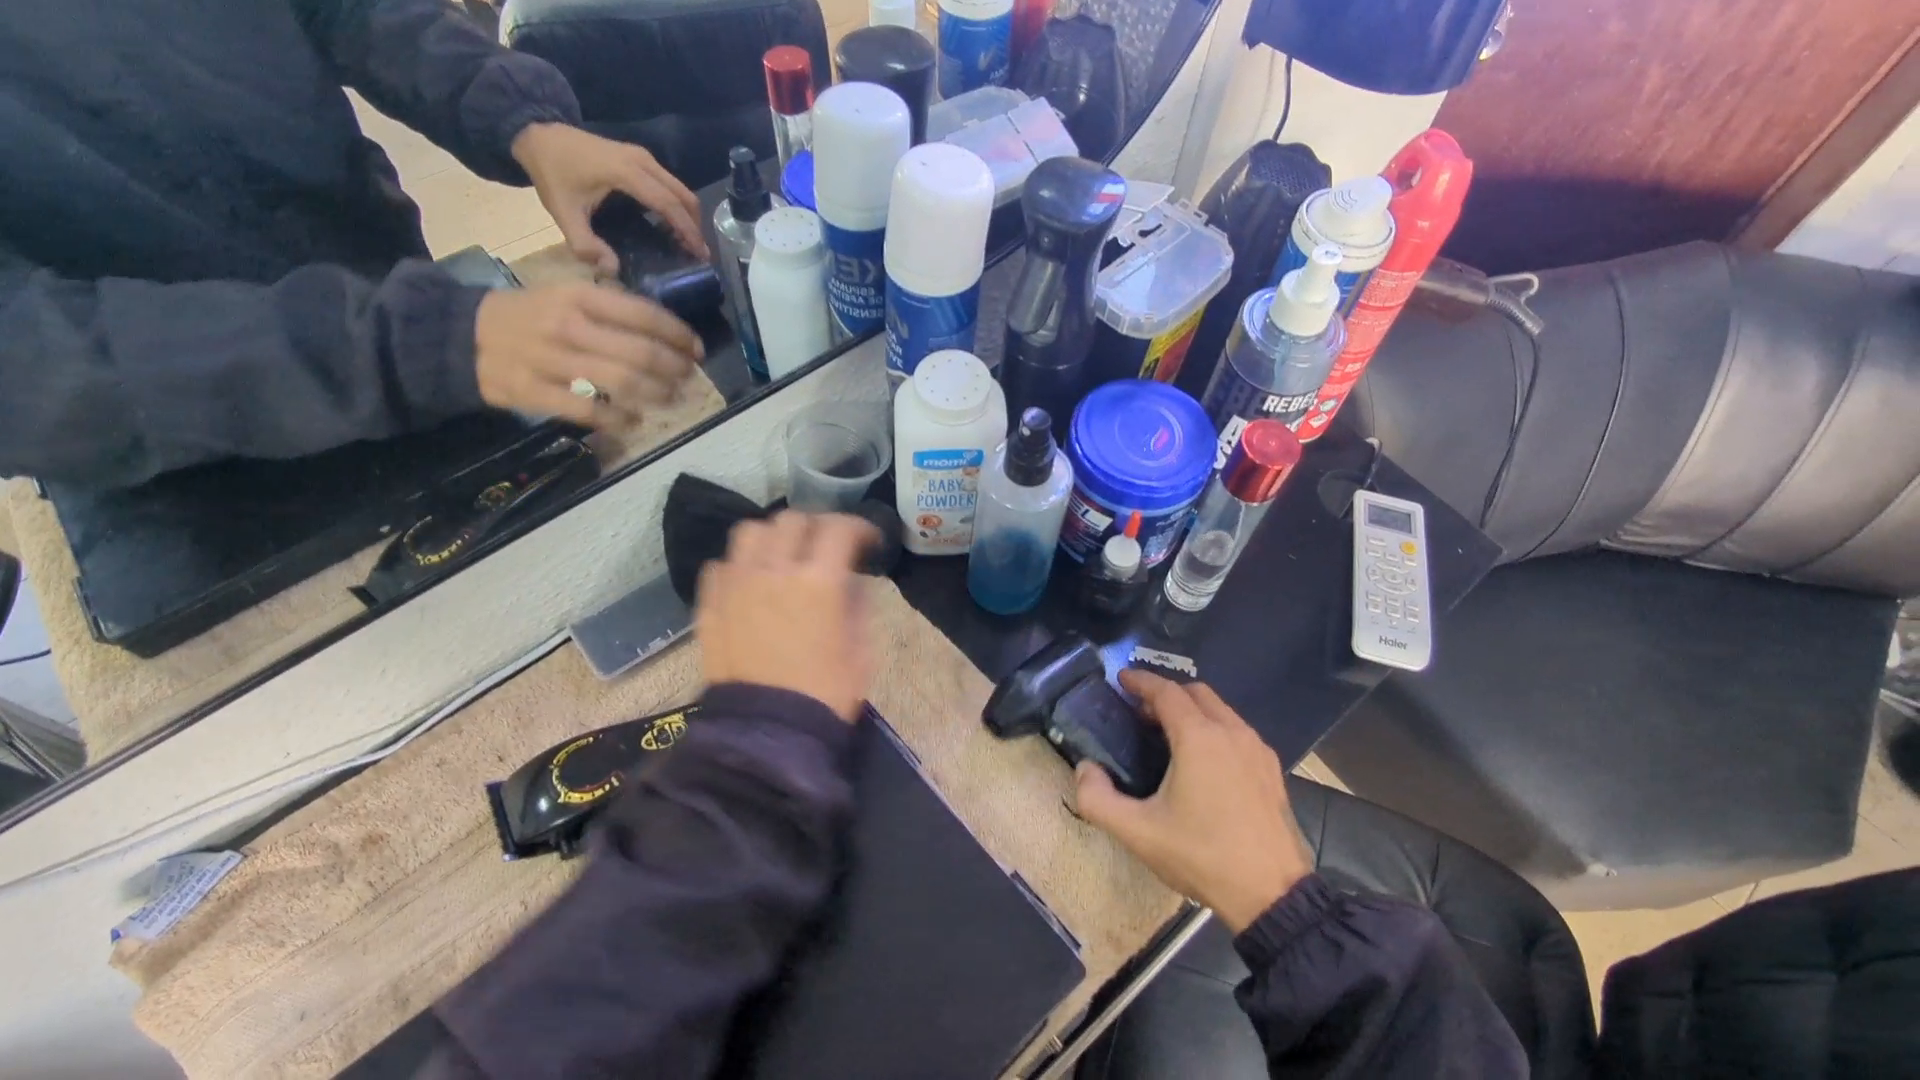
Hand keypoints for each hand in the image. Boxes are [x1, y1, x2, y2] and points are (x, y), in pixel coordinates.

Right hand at [474, 283, 701, 427]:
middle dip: (673, 369)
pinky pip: (588, 410)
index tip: (696, 350)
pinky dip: (617, 419)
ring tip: (670, 400)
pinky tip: (633, 421)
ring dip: (655, 394)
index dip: (677, 335)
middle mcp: (569, 327)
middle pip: (639, 352)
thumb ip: (610, 309)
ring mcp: (551, 361)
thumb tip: (663, 331)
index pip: (643, 314)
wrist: (460, 336)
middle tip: (688, 379)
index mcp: (579, 297)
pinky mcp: (535, 393)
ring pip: (621, 382)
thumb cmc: (527, 316)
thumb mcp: (565, 296)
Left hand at [511, 123, 708, 273]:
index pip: (669, 204)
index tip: (700, 255)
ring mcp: (643, 156)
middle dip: (695, 226)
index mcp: (627, 173)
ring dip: (688, 215)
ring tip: (688, 243)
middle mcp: (642, 161)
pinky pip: (669, 183)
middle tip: (699, 254)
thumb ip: (585, 244)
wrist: (538, 134)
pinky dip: (677, 204)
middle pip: (683, 195)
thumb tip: (612, 270)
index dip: (687, 231)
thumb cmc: (552, 172)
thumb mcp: (563, 212)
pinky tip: (672, 224)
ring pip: (680, 188)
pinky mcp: (640, 156)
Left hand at [696, 512, 880, 722]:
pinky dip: (741, 564)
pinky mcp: (710, 603)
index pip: (840, 528)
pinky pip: (722, 564)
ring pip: (751, 531)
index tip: (868, 542)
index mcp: (819, 581)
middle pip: (794, 520)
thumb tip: (852, 583)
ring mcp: (736, 584)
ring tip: (784, 555)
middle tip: (826, 547)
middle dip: (817, 527)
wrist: (769, 733)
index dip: (859, 526)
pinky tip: (752, 582)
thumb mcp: (862, 651)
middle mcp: (774, 570)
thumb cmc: (825, 695)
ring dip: (773, 537)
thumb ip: (858, 605)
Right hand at [1074, 671, 1313, 931]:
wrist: (1271, 894)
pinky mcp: (1272, 771)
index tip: (1121, 679)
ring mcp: (1257, 750)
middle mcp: (1232, 732)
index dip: (1141, 681)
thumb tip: (1085, 769)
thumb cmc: (1201, 856)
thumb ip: (1098, 798)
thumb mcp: (1138, 832)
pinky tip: (1203, 761)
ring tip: (1167, 735)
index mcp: (1199, 737)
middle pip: (1197, 693)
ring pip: (1221, 711)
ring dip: (1193, 711)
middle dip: (1167, 694)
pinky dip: (1214, 729)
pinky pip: (1238, 732)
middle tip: (1140, 712)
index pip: (1167, 692)